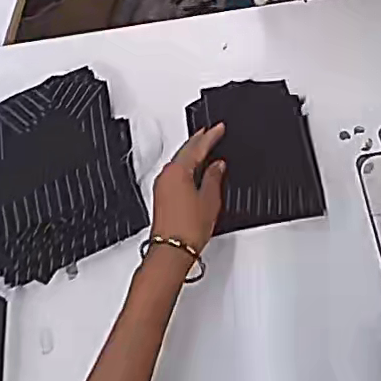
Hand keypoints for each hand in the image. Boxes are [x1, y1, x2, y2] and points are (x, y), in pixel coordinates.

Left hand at [151, 123, 224, 252]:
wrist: (171, 252)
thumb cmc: (187, 229)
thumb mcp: (209, 199)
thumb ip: (213, 177)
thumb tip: (217, 166)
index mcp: (178, 171)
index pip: (197, 146)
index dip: (210, 136)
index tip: (218, 128)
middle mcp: (166, 175)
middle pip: (184, 151)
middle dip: (199, 141)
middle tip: (211, 132)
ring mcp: (161, 186)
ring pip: (178, 162)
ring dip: (192, 153)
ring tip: (205, 147)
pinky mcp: (161, 196)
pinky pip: (175, 173)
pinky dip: (186, 167)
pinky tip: (194, 170)